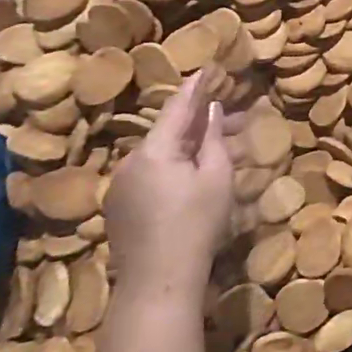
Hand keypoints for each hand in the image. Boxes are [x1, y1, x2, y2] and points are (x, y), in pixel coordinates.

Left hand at [102, 72, 233, 303]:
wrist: (157, 283)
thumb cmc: (196, 226)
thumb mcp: (216, 179)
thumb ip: (213, 139)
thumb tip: (212, 110)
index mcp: (154, 148)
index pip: (177, 107)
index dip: (195, 87)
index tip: (207, 69)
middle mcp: (131, 159)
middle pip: (169, 132)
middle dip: (200, 124)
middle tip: (232, 118)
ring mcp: (121, 184)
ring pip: (158, 155)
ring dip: (186, 149)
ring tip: (216, 150)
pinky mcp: (119, 206)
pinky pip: (148, 176)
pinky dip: (170, 169)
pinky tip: (189, 178)